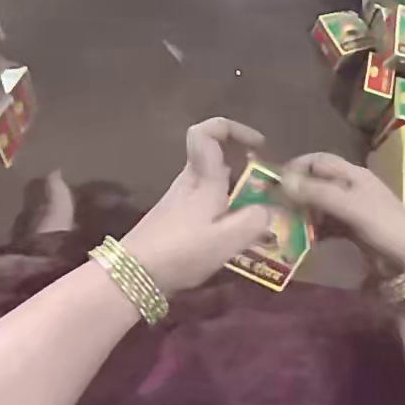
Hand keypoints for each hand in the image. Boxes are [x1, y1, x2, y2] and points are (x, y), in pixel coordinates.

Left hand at [120, 118, 276, 292]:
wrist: (134, 276)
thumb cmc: (181, 251)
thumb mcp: (227, 239)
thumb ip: (255, 220)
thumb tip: (271, 210)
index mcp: (202, 178)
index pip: (207, 132)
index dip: (233, 128)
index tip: (258, 146)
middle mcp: (190, 182)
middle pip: (216, 157)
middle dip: (246, 165)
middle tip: (269, 186)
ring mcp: (181, 201)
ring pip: (214, 182)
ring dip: (239, 190)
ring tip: (261, 214)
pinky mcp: (177, 220)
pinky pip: (208, 203)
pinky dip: (227, 209)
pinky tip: (238, 234)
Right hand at [279, 153, 404, 273]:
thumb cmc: (383, 226)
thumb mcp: (350, 205)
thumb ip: (317, 193)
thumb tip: (282, 182)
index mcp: (353, 174)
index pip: (317, 160)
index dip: (296, 168)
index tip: (275, 184)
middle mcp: (351, 187)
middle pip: (316, 183)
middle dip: (295, 193)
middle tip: (275, 208)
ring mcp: (351, 210)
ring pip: (319, 205)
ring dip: (302, 213)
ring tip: (284, 225)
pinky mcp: (351, 231)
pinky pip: (326, 225)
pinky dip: (313, 230)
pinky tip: (301, 239)